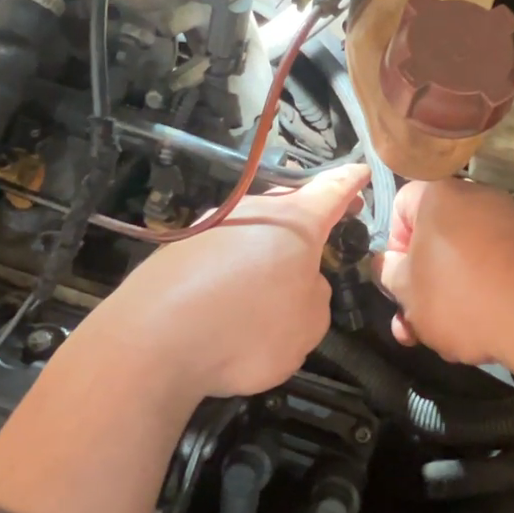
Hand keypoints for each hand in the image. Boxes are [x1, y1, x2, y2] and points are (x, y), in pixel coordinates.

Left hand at [62, 163, 370, 400]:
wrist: (152, 341)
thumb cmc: (249, 328)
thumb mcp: (310, 324)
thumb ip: (315, 296)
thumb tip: (297, 282)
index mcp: (295, 222)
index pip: (332, 191)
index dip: (350, 183)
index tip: (361, 171)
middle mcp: (252, 212)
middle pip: (287, 207)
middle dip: (305, 219)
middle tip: (319, 239)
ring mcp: (209, 228)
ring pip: (250, 232)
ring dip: (263, 251)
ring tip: (268, 286)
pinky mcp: (175, 252)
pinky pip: (217, 257)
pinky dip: (229, 274)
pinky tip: (226, 304)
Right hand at [374, 179, 513, 367]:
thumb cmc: (460, 298)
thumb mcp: (407, 292)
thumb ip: (388, 272)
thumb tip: (388, 262)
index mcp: (439, 193)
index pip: (400, 206)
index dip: (393, 245)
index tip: (399, 279)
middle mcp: (477, 196)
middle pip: (434, 236)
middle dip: (421, 281)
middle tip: (414, 321)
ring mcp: (510, 220)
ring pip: (463, 256)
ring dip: (448, 293)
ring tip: (445, 336)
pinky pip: (494, 264)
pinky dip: (482, 290)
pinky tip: (479, 327)